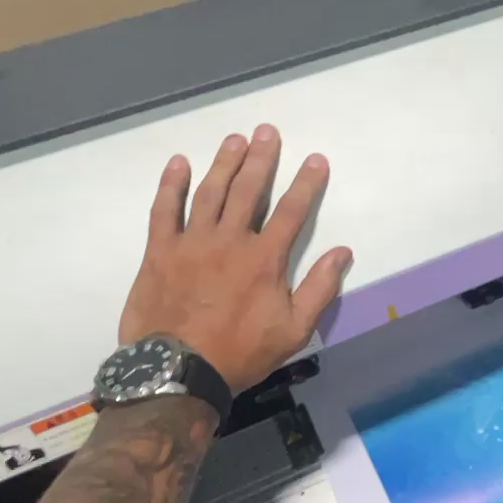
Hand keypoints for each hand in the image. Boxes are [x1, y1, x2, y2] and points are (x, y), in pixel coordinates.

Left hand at [119, 124, 352, 393]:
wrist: (178, 370)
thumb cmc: (241, 353)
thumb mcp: (294, 330)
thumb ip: (320, 289)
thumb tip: (342, 253)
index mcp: (265, 259)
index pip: (292, 211)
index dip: (306, 183)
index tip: (315, 159)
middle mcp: (230, 240)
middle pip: (249, 190)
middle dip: (261, 159)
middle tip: (268, 132)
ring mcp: (191, 242)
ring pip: (210, 192)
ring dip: (224, 163)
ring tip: (235, 139)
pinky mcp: (160, 251)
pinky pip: (165, 210)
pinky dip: (172, 185)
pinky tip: (180, 163)